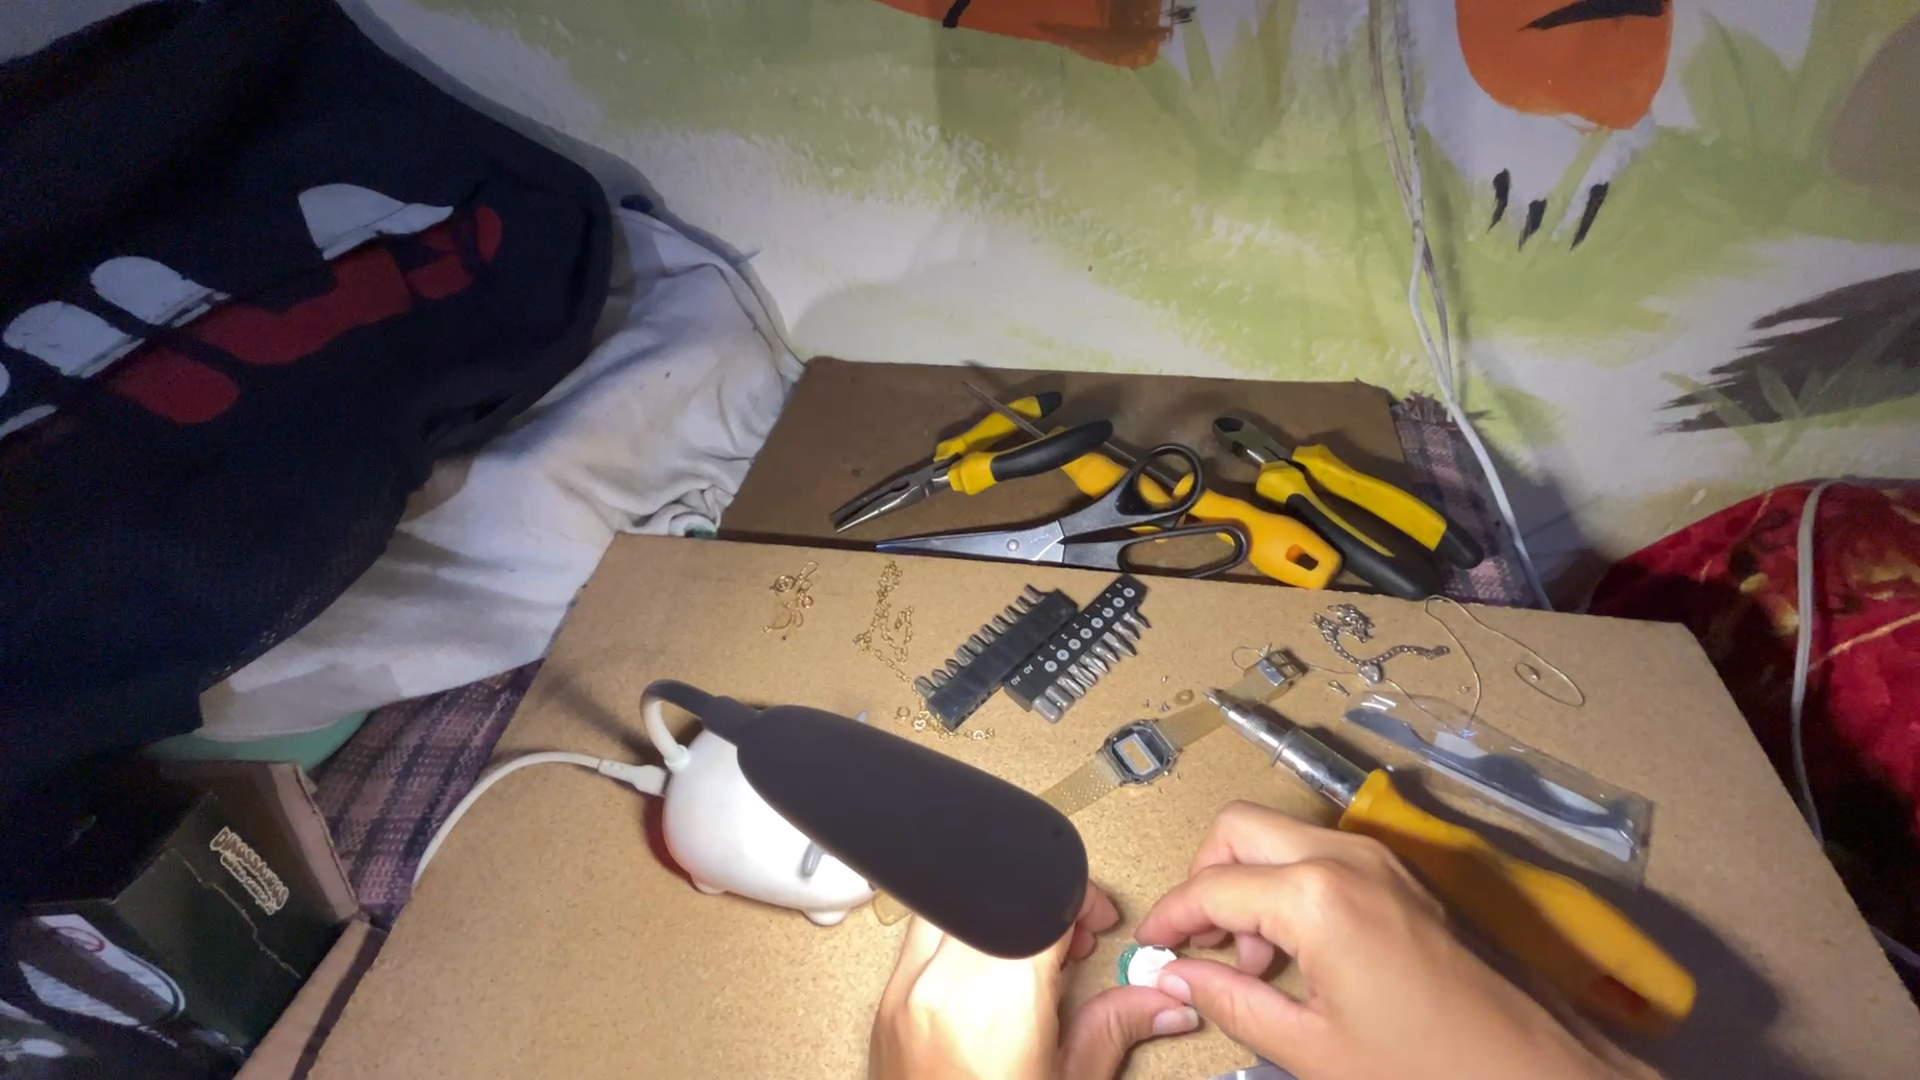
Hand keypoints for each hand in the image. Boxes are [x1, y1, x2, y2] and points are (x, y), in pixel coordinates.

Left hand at [869, 883, 1198, 1079]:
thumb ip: (1112, 1031)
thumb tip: (1163, 1000)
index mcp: (994, 1008)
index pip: (1040, 902)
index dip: (1079, 898)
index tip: (1096, 919)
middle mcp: (939, 985)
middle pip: (1001, 893)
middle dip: (1044, 904)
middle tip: (1070, 947)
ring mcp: (903, 988)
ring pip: (962, 902)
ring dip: (1002, 915)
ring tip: (1027, 966)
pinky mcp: (885, 999)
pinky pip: (929, 933)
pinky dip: (967, 936)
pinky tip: (989, 983)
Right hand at [1134, 802, 1629, 1079]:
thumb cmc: (1430, 1073)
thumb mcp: (1316, 1051)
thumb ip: (1232, 1000)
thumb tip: (1173, 972)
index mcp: (1314, 895)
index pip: (1211, 888)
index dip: (1170, 916)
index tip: (1149, 943)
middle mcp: (1339, 854)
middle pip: (1236, 829)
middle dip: (1205, 876)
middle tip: (1205, 940)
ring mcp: (1372, 855)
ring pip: (1274, 835)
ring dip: (1246, 880)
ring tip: (1257, 958)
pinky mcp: (1394, 870)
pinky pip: (1314, 853)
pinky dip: (1284, 883)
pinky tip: (1299, 947)